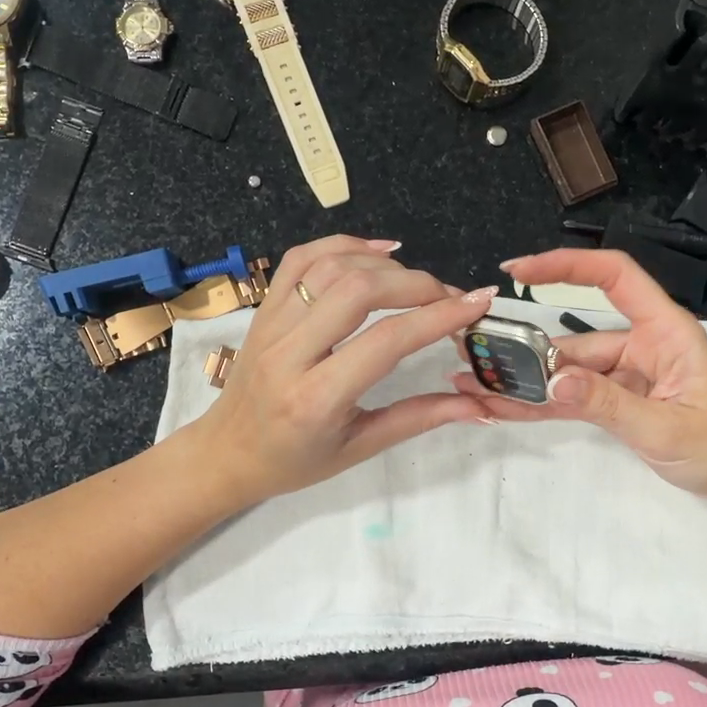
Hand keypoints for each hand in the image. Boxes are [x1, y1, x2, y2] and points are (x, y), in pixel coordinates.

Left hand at [181, 235, 495, 501]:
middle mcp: (289, 353)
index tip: (477, 302)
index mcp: (316, 398)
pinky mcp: (263, 308)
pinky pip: (302, 259)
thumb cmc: (294, 461)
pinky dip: (344, 245)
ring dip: (385, 265)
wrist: (227, 453)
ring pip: (331, 266)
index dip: (437, 317)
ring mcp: (271, 325)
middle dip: (416, 284)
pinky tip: (379, 253)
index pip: (385, 341)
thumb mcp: (358, 448)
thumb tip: (479, 406)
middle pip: (358, 290)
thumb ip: (418, 418)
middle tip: (450, 297)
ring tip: (418, 282)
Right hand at [453, 248, 706, 501]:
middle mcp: (641, 345)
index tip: (520, 271)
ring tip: (474, 388)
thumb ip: (609, 405)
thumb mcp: (667, 428)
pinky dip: (543, 403)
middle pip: (576, 339)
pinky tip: (504, 406)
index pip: (615, 277)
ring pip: (568, 371)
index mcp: (664, 332)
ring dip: (526, 382)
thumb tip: (554, 379)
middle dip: (527, 350)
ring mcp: (627, 375)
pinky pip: (575, 397)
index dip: (567, 266)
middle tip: (474, 358)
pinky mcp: (618, 402)